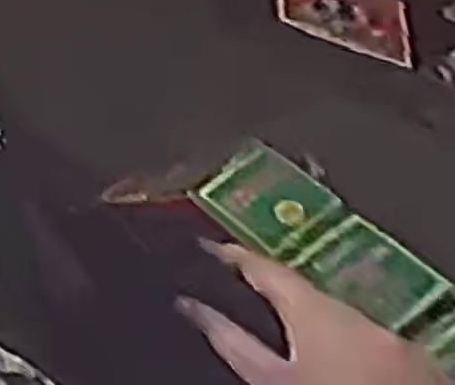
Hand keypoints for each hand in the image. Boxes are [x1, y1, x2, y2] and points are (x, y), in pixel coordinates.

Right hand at [178, 241, 444, 384]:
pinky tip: (329, 360)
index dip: (228, 253)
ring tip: (282, 332)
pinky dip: (343, 345)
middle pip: (307, 296)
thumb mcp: (270, 378)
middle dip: (274, 296)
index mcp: (322, 312)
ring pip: (342, 322)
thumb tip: (188, 304)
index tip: (204, 245)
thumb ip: (228, 337)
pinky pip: (371, 346)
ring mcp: (405, 351)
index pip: (264, 266)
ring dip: (311, 323)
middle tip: (237, 294)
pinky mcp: (428, 375)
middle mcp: (367, 322)